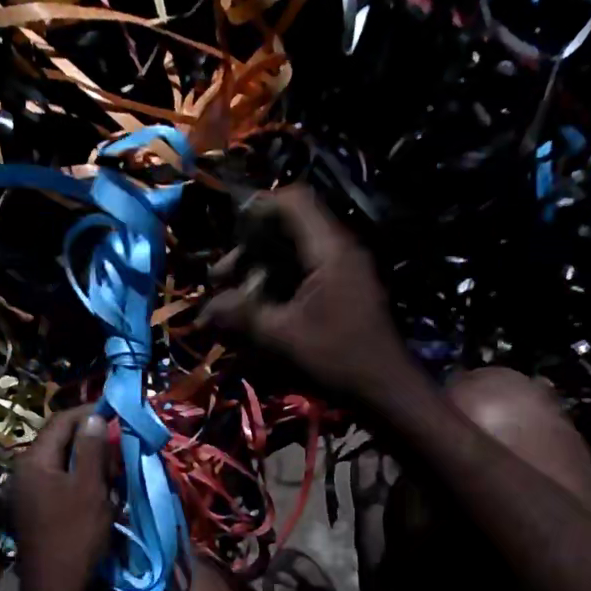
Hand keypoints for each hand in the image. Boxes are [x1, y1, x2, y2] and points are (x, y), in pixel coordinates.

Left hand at [11, 406, 114, 590]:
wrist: (57, 589)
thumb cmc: (75, 534)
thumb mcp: (89, 487)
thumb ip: (91, 448)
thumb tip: (93, 417)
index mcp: (33, 461)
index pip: (60, 422)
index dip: (88, 412)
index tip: (115, 411)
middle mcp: (24, 473)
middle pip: (60, 443)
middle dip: (91, 439)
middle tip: (119, 444)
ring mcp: (28, 494)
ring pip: (62, 465)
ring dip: (88, 462)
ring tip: (114, 469)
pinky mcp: (37, 512)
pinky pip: (60, 485)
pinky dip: (81, 481)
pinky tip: (101, 492)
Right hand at [201, 186, 417, 401]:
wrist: (386, 388)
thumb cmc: (337, 358)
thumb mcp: (282, 337)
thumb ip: (241, 316)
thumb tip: (204, 311)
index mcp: (329, 250)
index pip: (293, 202)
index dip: (257, 208)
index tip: (228, 232)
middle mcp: (338, 250)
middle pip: (287, 228)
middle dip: (248, 249)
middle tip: (219, 277)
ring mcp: (342, 269)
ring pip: (292, 253)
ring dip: (259, 269)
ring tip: (230, 298)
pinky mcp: (341, 289)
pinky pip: (303, 272)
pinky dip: (276, 284)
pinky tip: (256, 308)